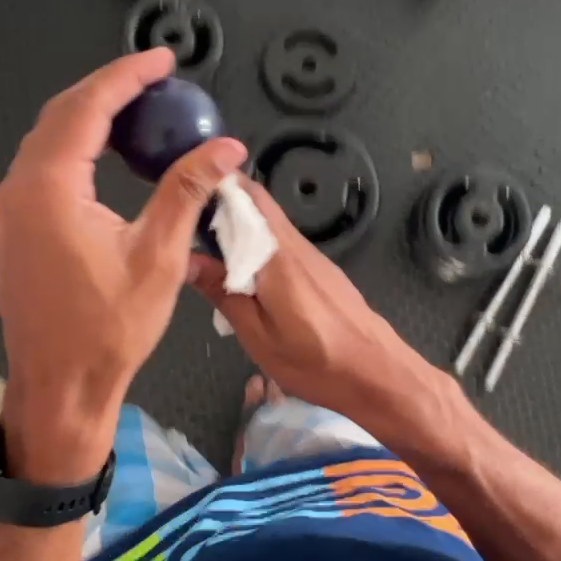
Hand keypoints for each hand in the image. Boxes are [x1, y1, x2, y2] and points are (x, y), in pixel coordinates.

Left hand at [0, 50, 246, 481]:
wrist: (61, 386)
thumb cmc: (109, 328)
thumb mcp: (158, 256)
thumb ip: (186, 191)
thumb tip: (225, 149)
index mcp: (49, 189)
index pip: (86, 109)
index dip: (125, 77)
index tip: (161, 62)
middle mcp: (17, 192)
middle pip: (59, 118)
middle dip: (106, 92)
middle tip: (152, 81)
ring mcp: (8, 214)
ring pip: (46, 145)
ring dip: (88, 121)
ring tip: (135, 113)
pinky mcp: (12, 234)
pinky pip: (41, 173)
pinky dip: (74, 152)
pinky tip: (104, 160)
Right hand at [190, 182, 454, 432]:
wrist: (377, 373)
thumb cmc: (316, 361)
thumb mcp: (259, 336)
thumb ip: (223, 293)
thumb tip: (186, 259)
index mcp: (277, 255)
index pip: (247, 197)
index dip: (215, 187)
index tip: (183, 194)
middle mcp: (296, 245)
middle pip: (257, 205)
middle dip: (221, 206)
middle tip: (184, 225)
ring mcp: (313, 257)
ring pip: (269, 225)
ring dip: (238, 228)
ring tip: (204, 248)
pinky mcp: (321, 272)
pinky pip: (282, 246)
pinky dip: (257, 247)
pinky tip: (241, 271)